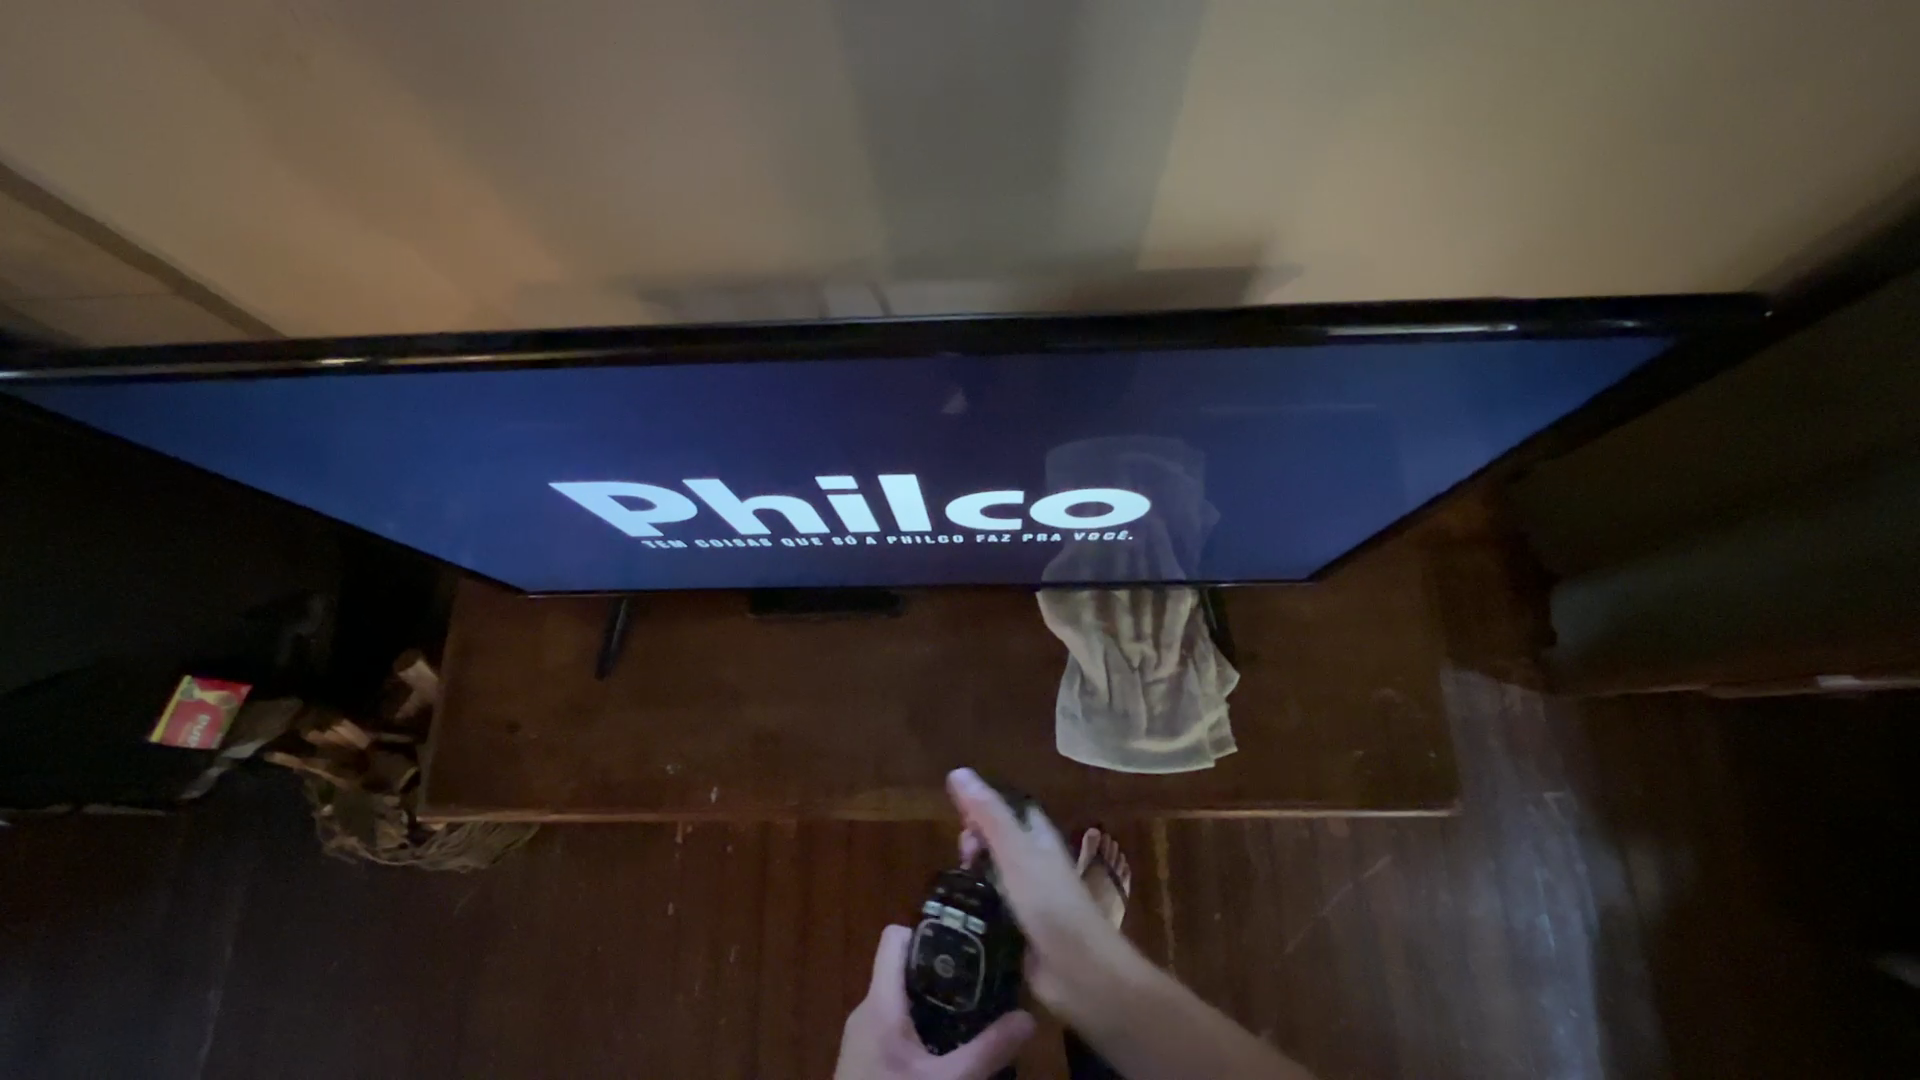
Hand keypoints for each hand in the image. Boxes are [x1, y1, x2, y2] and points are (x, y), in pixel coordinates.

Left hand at [834, 924, 1034, 1079]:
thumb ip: (989, 1050)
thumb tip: (1029, 1018)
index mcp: (880, 1003)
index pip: (894, 938)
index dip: (926, 931)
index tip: (963, 942)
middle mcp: (865, 1009)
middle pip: (901, 967)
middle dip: (939, 970)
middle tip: (979, 978)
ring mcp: (861, 1035)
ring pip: (897, 997)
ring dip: (930, 999)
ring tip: (970, 1009)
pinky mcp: (862, 1057)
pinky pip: (890, 1022)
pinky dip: (918, 1023)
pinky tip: (945, 1044)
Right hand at [946, 768, 1136, 1014]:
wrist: (1079, 970)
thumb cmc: (1049, 903)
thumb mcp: (1015, 851)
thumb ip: (988, 814)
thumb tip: (958, 772)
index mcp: (1038, 839)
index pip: (1009, 809)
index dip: (983, 808)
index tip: (960, 820)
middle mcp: (1035, 865)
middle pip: (997, 843)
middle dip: (974, 845)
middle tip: (963, 858)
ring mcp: (1028, 900)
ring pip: (992, 878)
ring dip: (973, 879)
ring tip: (958, 888)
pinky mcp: (1019, 931)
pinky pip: (991, 911)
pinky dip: (975, 910)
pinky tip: (959, 915)